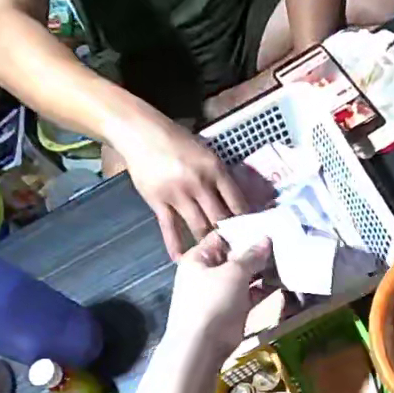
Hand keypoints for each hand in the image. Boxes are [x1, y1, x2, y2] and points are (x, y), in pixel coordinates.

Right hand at [117, 116, 257, 259]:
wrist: (141, 133)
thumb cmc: (177, 140)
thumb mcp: (206, 152)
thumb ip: (219, 176)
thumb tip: (235, 200)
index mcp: (215, 169)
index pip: (237, 201)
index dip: (246, 221)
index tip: (252, 234)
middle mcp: (199, 184)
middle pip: (220, 218)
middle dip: (230, 237)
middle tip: (237, 252)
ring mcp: (178, 195)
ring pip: (198, 227)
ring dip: (207, 244)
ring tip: (215, 258)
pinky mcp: (158, 202)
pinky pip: (169, 229)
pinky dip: (175, 245)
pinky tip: (181, 259)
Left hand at [164, 233, 272, 359]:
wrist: (202, 346)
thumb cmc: (213, 301)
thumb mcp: (233, 273)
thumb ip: (251, 256)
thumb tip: (266, 240)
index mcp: (198, 258)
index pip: (221, 237)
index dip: (243, 231)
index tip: (268, 225)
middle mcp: (207, 272)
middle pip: (235, 256)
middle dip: (257, 251)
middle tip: (283, 242)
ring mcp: (220, 292)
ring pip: (244, 276)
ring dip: (263, 270)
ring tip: (287, 259)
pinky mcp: (232, 309)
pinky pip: (250, 294)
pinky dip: (264, 288)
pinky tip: (283, 280)